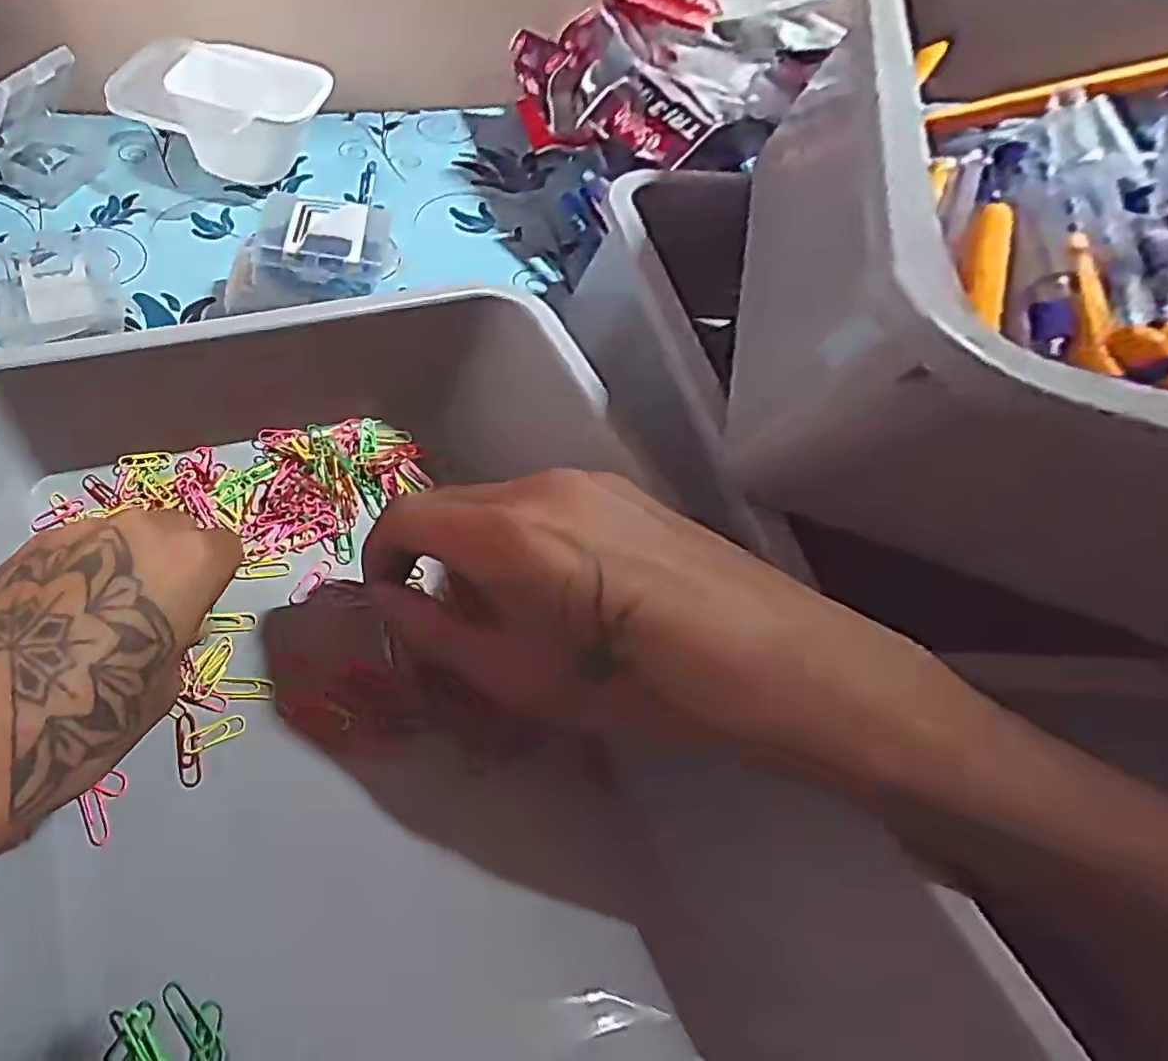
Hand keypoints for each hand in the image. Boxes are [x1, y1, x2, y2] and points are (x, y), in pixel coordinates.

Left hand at [0, 508, 240, 827]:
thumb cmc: (89, 712)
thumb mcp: (159, 690)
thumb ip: (175, 642)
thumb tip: (171, 625)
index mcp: (185, 562)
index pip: (223, 548)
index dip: (214, 580)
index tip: (196, 611)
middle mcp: (136, 530)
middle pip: (174, 530)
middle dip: (174, 564)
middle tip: (152, 613)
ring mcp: (78, 531)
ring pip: (123, 534)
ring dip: (126, 564)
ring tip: (99, 616)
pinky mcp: (29, 543)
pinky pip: (79, 547)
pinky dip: (83, 570)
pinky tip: (58, 616)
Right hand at [359, 470, 999, 784]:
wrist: (789, 669)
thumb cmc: (638, 688)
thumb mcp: (513, 677)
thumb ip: (430, 631)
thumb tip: (387, 598)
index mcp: (507, 531)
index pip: (404, 516)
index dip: (378, 554)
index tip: (386, 597)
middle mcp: (538, 486)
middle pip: (443, 504)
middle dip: (423, 555)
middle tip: (442, 615)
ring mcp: (584, 480)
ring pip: (487, 503)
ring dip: (468, 548)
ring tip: (505, 608)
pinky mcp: (618, 488)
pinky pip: (533, 503)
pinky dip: (512, 538)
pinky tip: (555, 587)